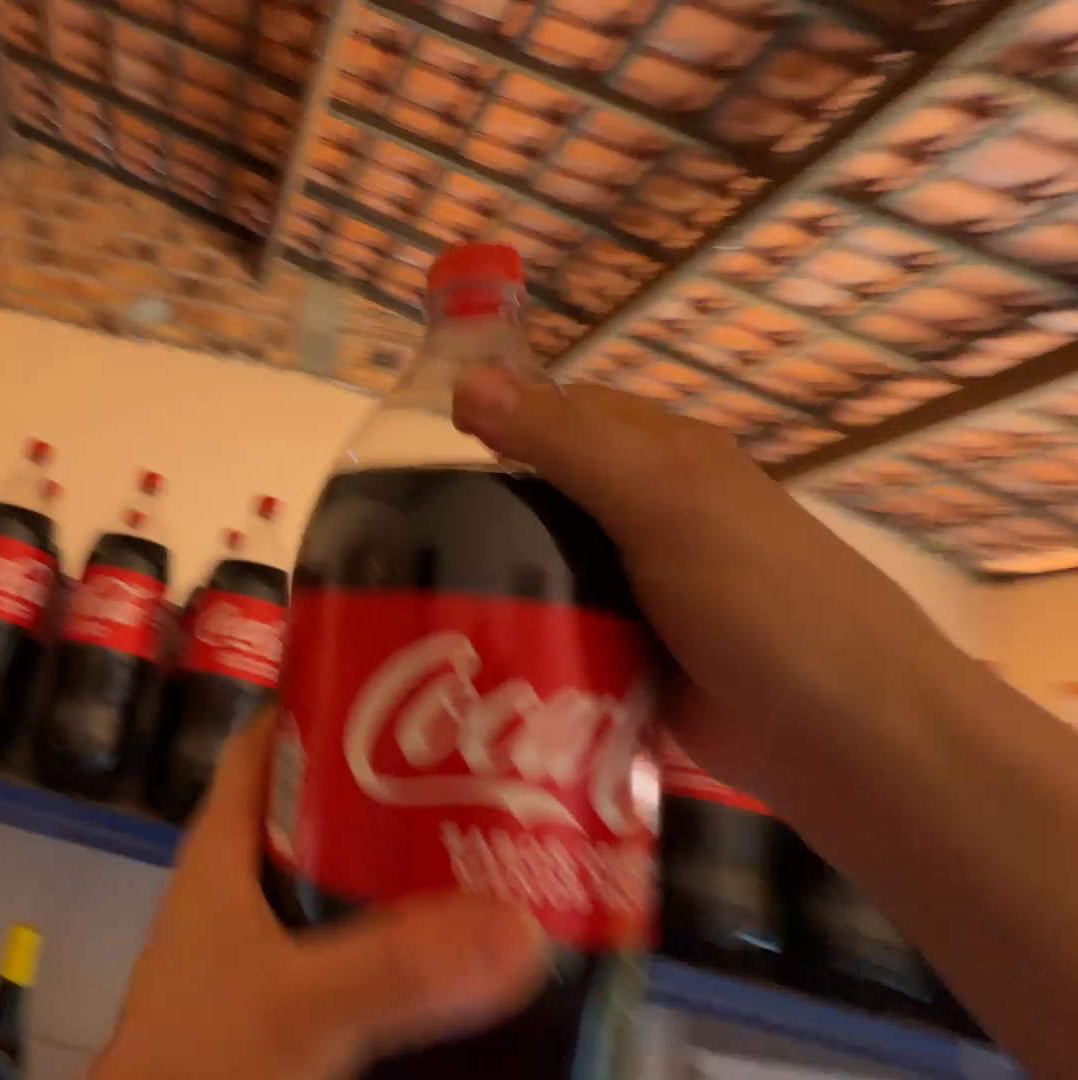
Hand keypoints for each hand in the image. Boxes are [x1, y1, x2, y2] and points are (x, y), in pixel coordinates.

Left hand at [90, 714, 547, 1079]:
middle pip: (311, 805)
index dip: (315, 705)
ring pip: (328, 873)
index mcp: (223, 845)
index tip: (392, 686)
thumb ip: (396, 969)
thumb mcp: (296, 1004)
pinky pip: (336, 935)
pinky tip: (440, 948)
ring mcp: (251, 932)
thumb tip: (518, 923)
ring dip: (388, 864)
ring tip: (474, 850)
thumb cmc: (201, 1050)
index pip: (261, 743)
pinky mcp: (270, 983)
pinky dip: (384, 930)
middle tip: (466, 774)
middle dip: (381, 787)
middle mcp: (236, 876)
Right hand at [451, 370, 971, 814]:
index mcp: (656, 457)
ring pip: (532, 560)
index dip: (491, 422)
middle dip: (469, 510)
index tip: (418, 461)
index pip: (556, 414)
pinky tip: (457, 640)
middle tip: (397, 538)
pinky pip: (543, 620)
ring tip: (406, 592)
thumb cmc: (760, 600)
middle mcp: (637, 513)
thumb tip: (466, 384)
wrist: (841, 741)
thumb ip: (565, 443)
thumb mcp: (662, 501)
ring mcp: (624, 583)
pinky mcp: (612, 643)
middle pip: (533, 493)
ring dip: (481, 574)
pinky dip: (506, 626)